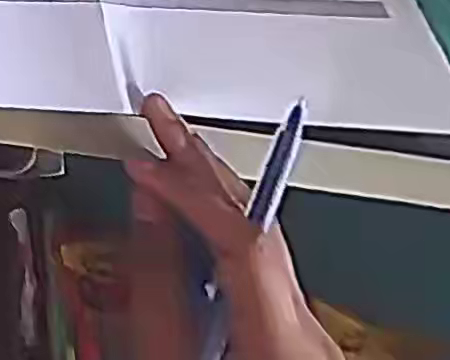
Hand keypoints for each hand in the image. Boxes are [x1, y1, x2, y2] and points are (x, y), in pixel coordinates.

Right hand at [125, 94, 340, 359]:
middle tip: (159, 114)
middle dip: (199, 160)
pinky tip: (189, 193)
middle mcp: (307, 329)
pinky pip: (252, 254)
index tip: (142, 164)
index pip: (240, 234)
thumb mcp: (169, 352)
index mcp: (284, 339)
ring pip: (255, 229)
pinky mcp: (291, 329)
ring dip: (206, 179)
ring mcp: (306, 329)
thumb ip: (158, 279)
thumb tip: (149, 205)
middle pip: (255, 220)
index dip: (186, 187)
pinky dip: (214, 215)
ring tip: (170, 140)